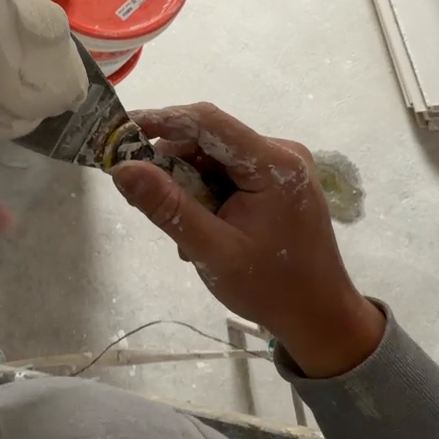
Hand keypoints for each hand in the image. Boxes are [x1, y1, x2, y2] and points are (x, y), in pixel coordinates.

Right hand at [109, 103, 383, 377]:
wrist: (320, 318)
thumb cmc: (270, 288)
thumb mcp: (212, 251)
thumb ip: (167, 207)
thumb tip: (121, 168)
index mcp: (273, 164)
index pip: (207, 122)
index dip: (159, 119)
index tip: (118, 132)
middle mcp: (279, 152)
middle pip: (206, 137)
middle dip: (168, 161)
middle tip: (139, 191)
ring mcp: (278, 165)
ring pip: (210, 154)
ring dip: (183, 180)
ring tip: (176, 223)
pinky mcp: (273, 180)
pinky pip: (223, 170)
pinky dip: (200, 189)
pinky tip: (198, 222)